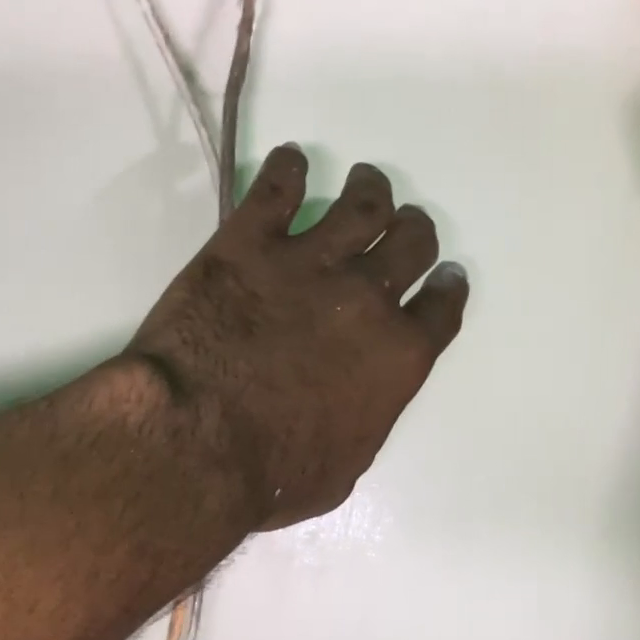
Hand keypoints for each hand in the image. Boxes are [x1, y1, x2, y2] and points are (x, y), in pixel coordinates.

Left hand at [125, 145, 469, 530]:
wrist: (194, 441)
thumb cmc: (267, 476)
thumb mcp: (337, 473)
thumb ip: (361, 423)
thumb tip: (356, 404)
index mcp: (397, 358)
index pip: (439, 309)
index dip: (445, 288)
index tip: (444, 276)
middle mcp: (366, 298)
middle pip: (410, 242)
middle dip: (412, 230)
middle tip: (401, 225)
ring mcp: (308, 262)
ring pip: (359, 204)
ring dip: (369, 189)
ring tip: (364, 181)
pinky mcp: (247, 243)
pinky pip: (278, 186)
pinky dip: (289, 168)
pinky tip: (291, 163)